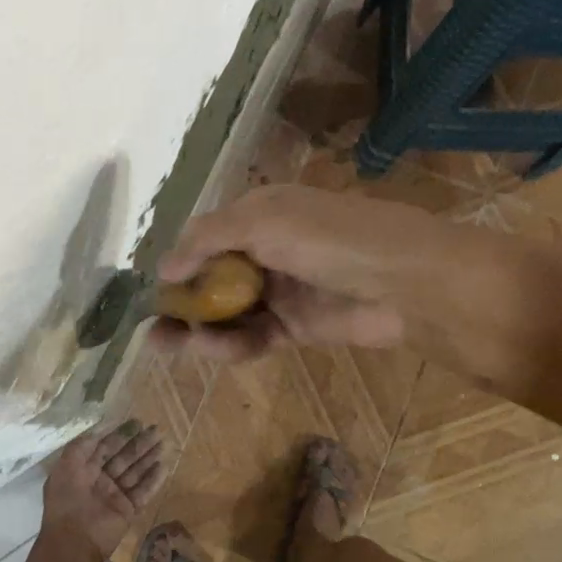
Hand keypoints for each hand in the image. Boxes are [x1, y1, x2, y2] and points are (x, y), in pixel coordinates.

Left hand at [40, 421, 164, 561]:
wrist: (73, 540)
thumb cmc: (66, 500)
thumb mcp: (65, 467)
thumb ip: (81, 447)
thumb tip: (99, 429)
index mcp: (83, 469)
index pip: (105, 447)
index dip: (120, 434)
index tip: (136, 422)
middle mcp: (101, 480)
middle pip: (123, 457)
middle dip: (138, 443)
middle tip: (156, 429)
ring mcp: (115, 495)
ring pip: (135, 472)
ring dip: (149, 457)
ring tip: (163, 442)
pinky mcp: (128, 510)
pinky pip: (143, 492)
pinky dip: (153, 479)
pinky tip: (164, 465)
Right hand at [150, 184, 452, 362]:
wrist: (409, 284)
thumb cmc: (333, 239)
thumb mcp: (263, 221)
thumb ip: (206, 240)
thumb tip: (163, 268)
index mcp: (262, 213)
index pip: (208, 235)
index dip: (181, 260)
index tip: (155, 286)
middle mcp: (269, 249)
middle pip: (213, 277)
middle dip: (181, 301)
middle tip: (152, 327)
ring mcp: (283, 289)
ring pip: (229, 311)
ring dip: (198, 327)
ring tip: (166, 343)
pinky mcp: (297, 326)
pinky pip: (254, 335)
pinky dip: (230, 344)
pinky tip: (209, 348)